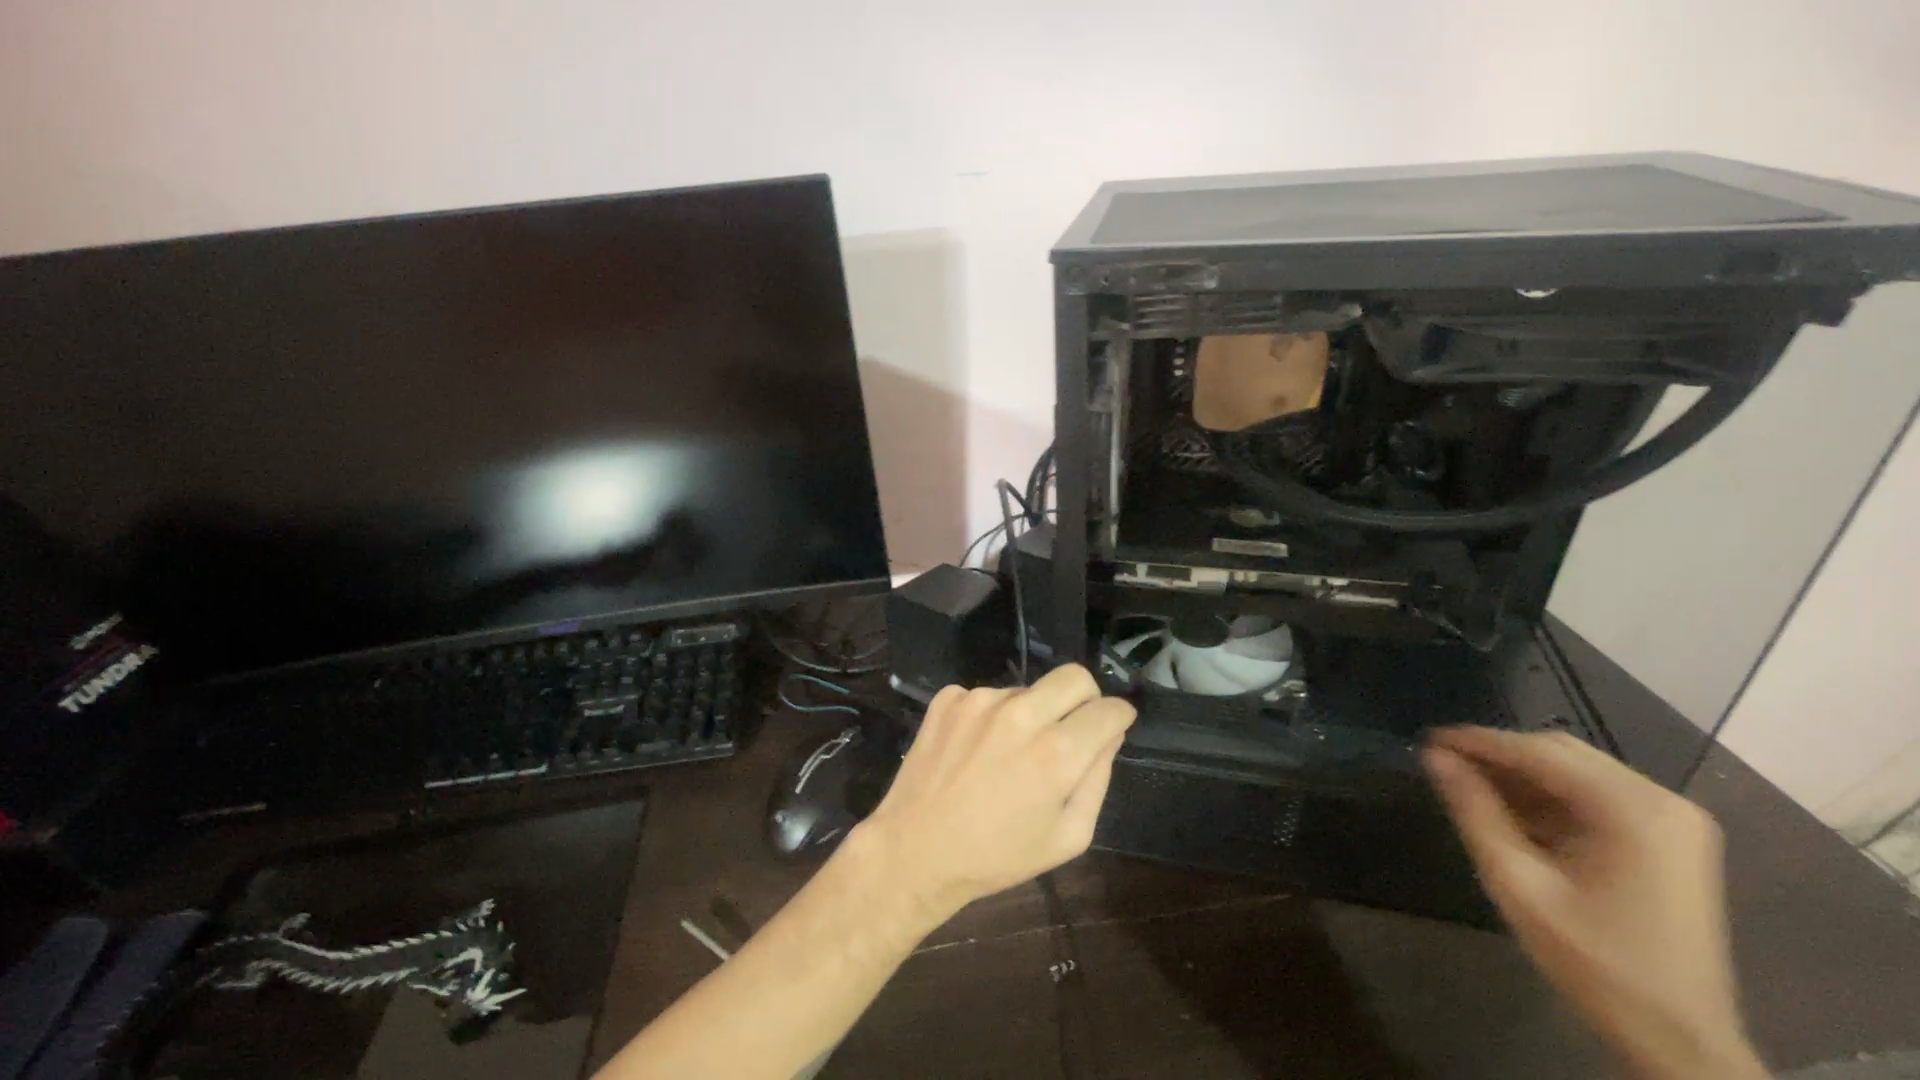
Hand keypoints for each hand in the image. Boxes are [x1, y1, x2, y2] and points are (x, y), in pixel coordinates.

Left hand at [855, 665, 1135, 924]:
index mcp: (1057, 754)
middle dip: (1085, 698)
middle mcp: (1021, 715)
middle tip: (1072, 728)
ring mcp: (980, 701)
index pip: (1110, 709)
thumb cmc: (996, 856)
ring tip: (1009, 755)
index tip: (1113, 728)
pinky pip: (988, 696)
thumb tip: (1108, 736)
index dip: (1120, 717)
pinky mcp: (948, 700)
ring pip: (1028, 690)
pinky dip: (992, 717)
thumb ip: (1097, 781)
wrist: (915, 852)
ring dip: (1032, 713)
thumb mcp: (1067, 837)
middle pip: (1074, 677)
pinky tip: (976, 750)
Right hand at [1424, 728, 1766, 1079]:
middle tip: (1447, 764)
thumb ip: (1476, 814)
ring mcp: (1673, 819)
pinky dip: (1554, 799)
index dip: (1481, 742)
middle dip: (1503, 756)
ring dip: (1526, 777)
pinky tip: (1517, 814)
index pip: (1541, 752)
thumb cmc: (1595, 964)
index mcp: (1633, 809)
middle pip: (1564, 753)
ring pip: (1580, 772)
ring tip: (1472, 787)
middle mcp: (1662, 799)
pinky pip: (1600, 797)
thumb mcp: (1520, 887)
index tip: (1430, 739)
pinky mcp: (1672, 838)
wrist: (1680, 1038)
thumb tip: (1436, 759)